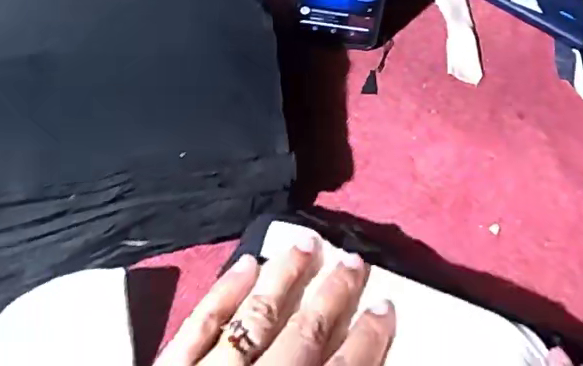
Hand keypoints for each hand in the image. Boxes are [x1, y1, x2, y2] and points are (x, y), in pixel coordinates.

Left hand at [155, 241, 395, 365]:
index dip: (368, 341)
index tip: (387, 306)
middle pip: (303, 336)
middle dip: (332, 296)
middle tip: (354, 260)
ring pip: (253, 319)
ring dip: (284, 278)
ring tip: (307, 242)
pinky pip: (195, 329)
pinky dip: (222, 294)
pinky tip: (245, 263)